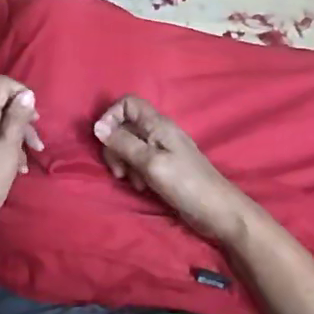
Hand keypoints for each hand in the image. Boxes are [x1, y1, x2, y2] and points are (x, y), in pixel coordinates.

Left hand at [0, 76, 43, 247]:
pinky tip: (20, 166)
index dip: (19, 91)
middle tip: (37, 134)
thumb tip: (27, 94)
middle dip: (22, 114)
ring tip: (35, 152)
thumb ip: (17, 120)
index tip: (33, 113)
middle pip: (0, 101)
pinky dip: (9, 145)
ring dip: (19, 132)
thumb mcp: (9, 151)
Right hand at [93, 96, 255, 245]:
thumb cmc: (186, 184)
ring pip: (129, 146)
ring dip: (124, 162)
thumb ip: (124, 143)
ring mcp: (161, 149)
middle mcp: (158, 132)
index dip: (111, 116)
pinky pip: (139, 161)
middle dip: (115, 146)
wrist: (216, 210)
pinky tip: (142, 186)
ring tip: (134, 182)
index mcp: (157, 124)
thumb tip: (97, 126)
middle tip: (120, 171)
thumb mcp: (151, 163)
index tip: (104, 140)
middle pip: (124, 126)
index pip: (127, 103)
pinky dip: (135, 172)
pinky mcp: (163, 166)